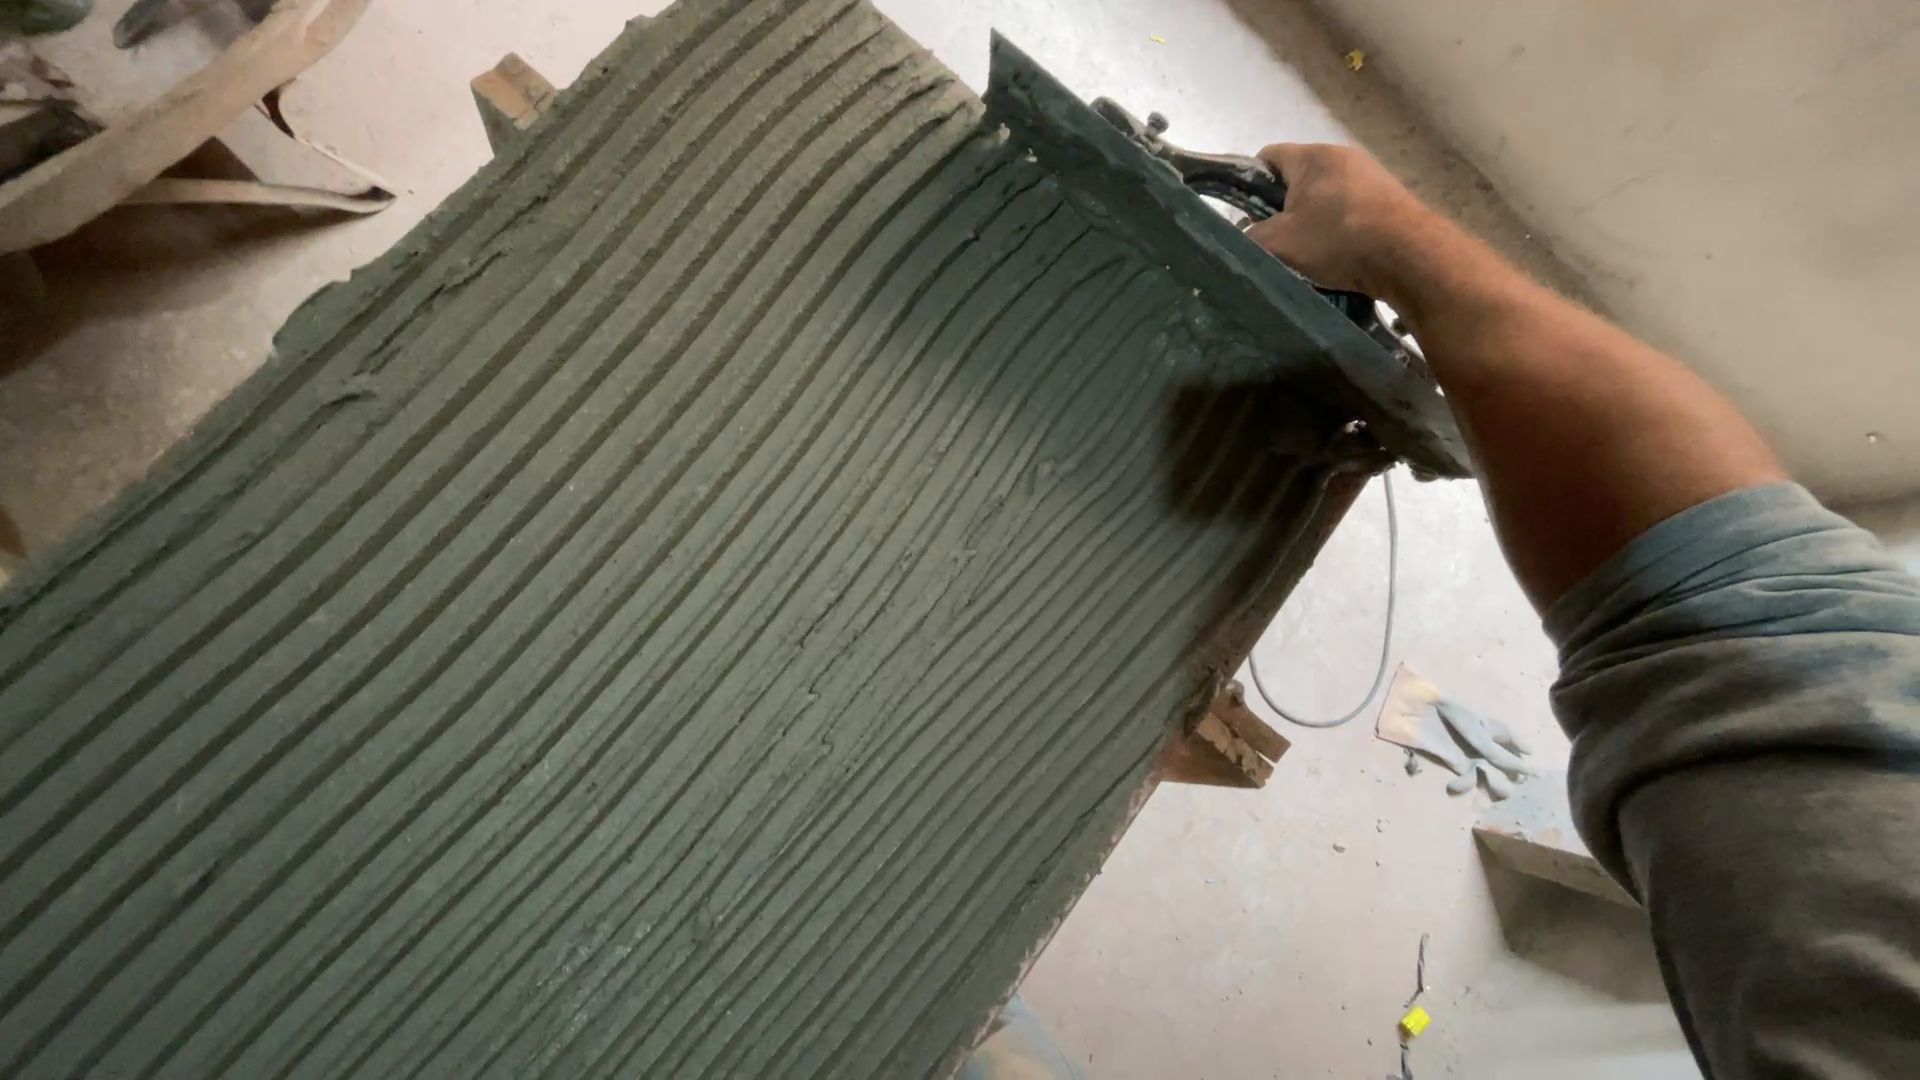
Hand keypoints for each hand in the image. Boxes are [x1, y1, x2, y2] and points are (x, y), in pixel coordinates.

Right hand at [1245, 143, 1431, 302]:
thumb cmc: (1336, 239)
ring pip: (1321, 197)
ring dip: (1306, 222)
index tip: (1243, 215)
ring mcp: (1368, 176)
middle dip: (1278, 209)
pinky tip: (1331, 254)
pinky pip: (1345, 210)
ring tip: (1301, 253)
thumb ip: (1250, 238)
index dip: (1249, 183)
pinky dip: (1333, 229)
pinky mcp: (1386, 199)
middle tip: (1270, 242)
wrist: (1406, 255)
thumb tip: (1243, 238)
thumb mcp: (1279, 243)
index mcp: (1313, 157)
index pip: (1268, 157)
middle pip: (1295, 180)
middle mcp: (1342, 157)